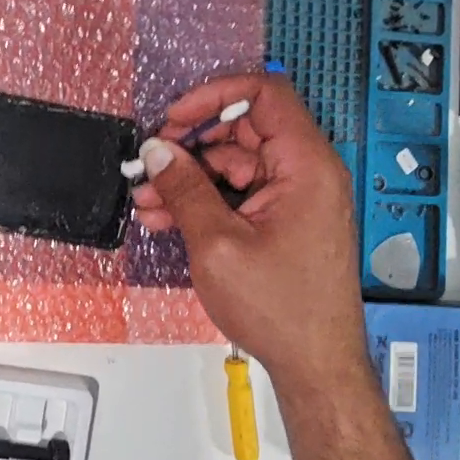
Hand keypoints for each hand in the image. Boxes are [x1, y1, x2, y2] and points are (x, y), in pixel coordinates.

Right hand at [130, 73, 363, 375]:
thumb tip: (156, 151)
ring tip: (146, 201)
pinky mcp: (281, 220)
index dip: (213, 97)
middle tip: (149, 164)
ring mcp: (293, 198)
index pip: (264, 95)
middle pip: (242, 131)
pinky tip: (165, 218)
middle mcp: (305, 173)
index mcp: (305, 166)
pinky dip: (202, 201)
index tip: (173, 120)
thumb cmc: (279, 308)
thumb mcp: (217, 243)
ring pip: (232, 165)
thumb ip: (184, 189)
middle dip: (189, 145)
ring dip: (187, 178)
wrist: (314, 363)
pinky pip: (236, 194)